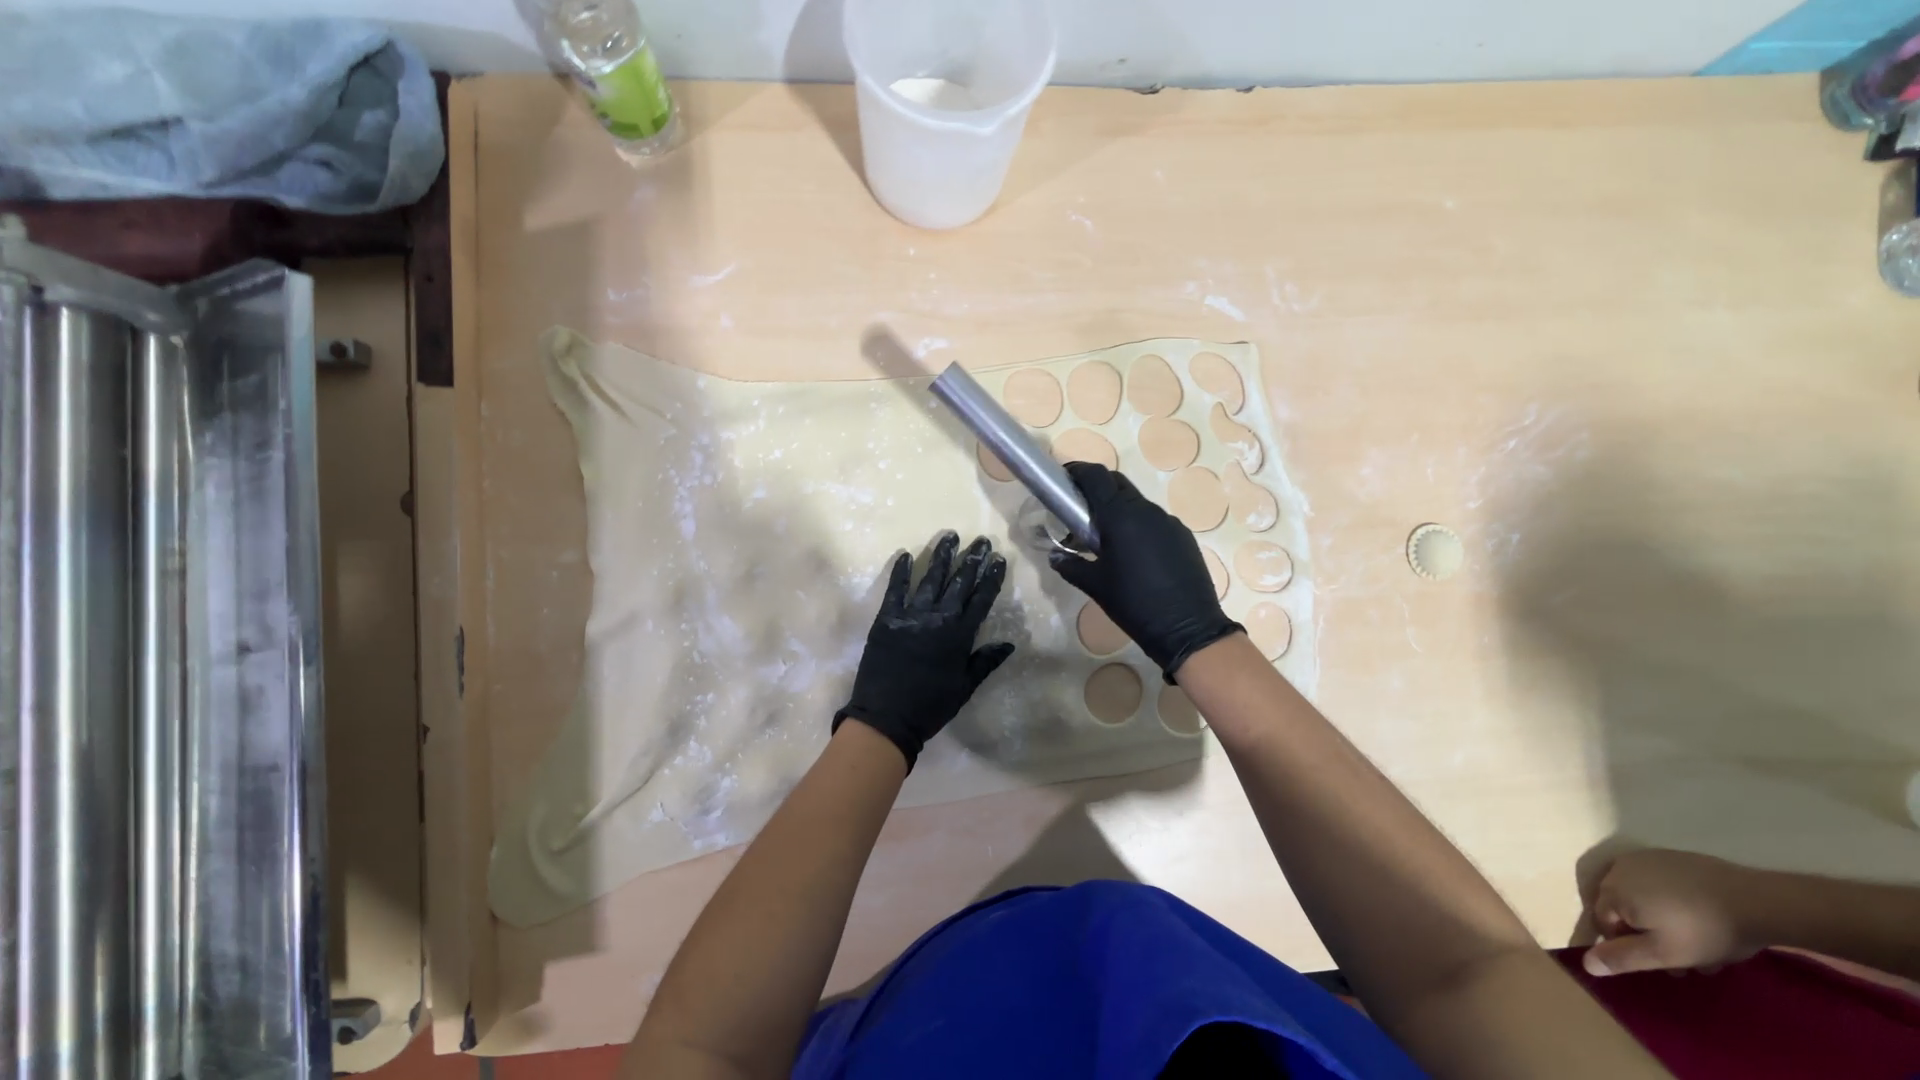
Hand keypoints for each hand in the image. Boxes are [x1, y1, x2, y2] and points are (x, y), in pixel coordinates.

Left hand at [835, 532, 1014, 768]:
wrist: (886, 718)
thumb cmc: (930, 706)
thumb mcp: (964, 687)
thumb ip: (985, 662)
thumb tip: (1008, 643)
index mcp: (960, 636)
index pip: (981, 599)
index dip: (991, 578)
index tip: (999, 559)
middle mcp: (938, 619)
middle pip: (958, 583)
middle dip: (971, 560)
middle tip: (981, 541)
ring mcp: (911, 616)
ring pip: (930, 579)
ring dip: (941, 556)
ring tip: (950, 536)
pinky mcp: (886, 618)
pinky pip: (895, 589)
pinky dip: (901, 571)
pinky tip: (906, 554)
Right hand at [1048, 462, 1242, 680]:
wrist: (1188, 628)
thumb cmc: (1134, 605)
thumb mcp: (1095, 586)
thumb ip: (1070, 565)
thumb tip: (1054, 555)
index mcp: (1121, 517)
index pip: (1096, 476)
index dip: (1077, 472)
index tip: (1063, 480)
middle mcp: (1146, 511)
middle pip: (1117, 483)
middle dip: (1096, 488)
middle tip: (1078, 509)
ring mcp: (1168, 522)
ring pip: (1136, 502)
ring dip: (1117, 509)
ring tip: (1105, 536)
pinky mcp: (1183, 536)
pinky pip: (1154, 520)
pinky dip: (1137, 525)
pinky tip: (1134, 553)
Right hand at [1583, 849, 1764, 975]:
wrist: (1757, 901)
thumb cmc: (1704, 931)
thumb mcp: (1663, 954)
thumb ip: (1621, 958)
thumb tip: (1586, 963)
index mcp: (1613, 891)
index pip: (1603, 922)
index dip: (1627, 946)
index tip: (1660, 962)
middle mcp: (1621, 868)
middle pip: (1622, 907)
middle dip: (1646, 934)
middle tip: (1681, 959)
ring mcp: (1647, 858)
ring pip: (1641, 895)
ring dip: (1658, 918)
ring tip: (1695, 942)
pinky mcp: (1672, 857)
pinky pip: (1659, 882)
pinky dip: (1670, 900)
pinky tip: (1697, 915)